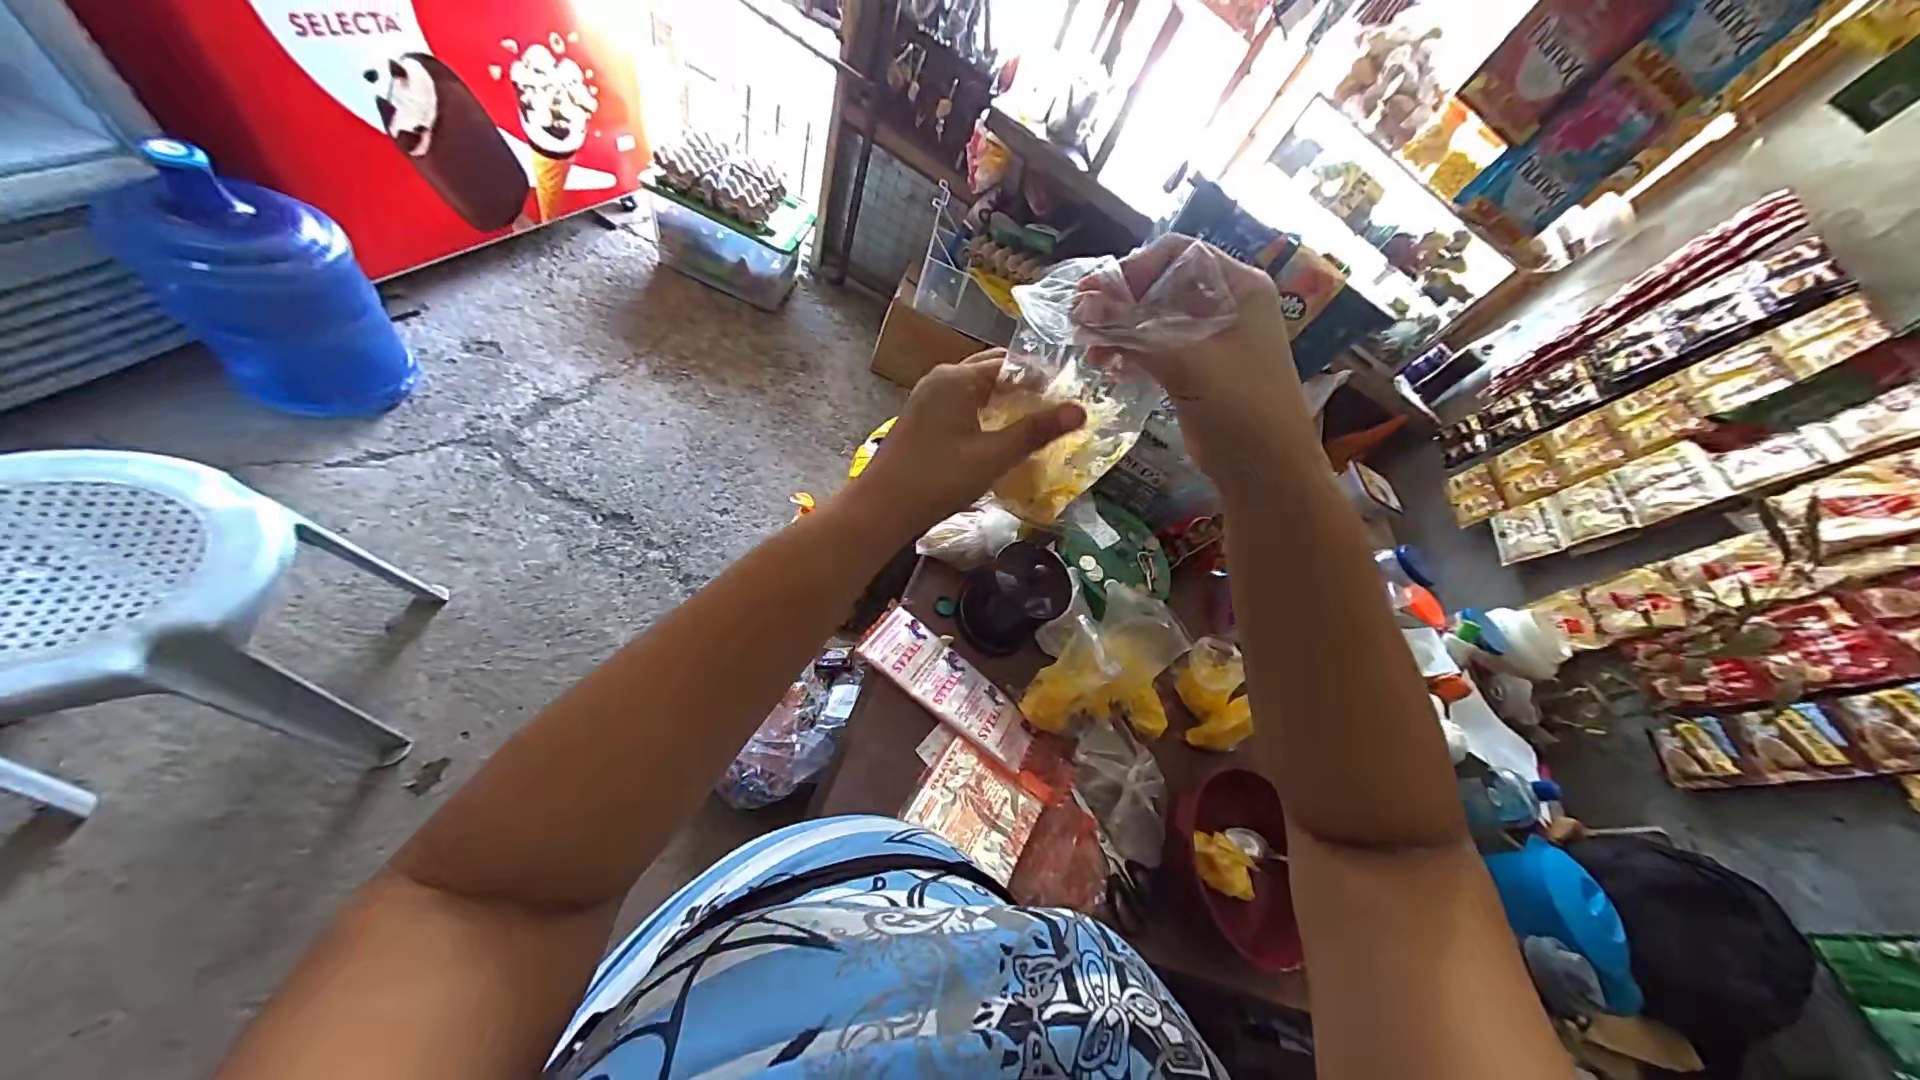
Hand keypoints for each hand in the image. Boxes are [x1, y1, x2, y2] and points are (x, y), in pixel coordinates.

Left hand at [853, 349, 1084, 530]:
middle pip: (991, 373)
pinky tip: (1000, 437)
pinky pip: (962, 407)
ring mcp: (928, 400)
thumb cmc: (938, 478)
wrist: (882, 508)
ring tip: (1035, 422)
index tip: (1068, 395)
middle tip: (1055, 408)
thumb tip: (1079, 411)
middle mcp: (940, 380)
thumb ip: (1036, 431)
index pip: (1009, 363)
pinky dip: (985, 416)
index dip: (1041, 378)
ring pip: (976, 391)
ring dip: (1005, 403)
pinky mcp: (923, 421)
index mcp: (956, 378)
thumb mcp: (993, 455)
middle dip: (1024, 388)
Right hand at [1078, 235, 1320, 484]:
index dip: (1134, 269)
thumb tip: (1082, 306)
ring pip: (1153, 320)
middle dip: (1118, 302)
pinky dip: (1128, 353)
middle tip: (1079, 319)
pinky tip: (1104, 366)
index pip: (1178, 255)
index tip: (1096, 293)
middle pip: (1161, 287)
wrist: (1266, 471)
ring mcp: (1209, 340)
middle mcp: (1225, 306)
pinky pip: (1155, 349)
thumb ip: (1135, 332)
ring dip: (1118, 330)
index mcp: (1238, 288)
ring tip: (1087, 349)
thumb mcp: (1189, 363)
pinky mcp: (1196, 370)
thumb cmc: (1241, 409)